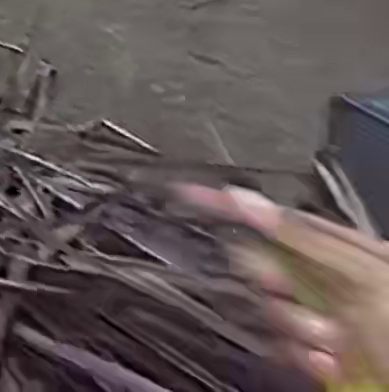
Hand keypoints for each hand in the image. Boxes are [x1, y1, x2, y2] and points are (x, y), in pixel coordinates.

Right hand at [176, 183, 388, 382]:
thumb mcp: (367, 280)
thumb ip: (301, 236)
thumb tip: (235, 195)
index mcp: (361, 259)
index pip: (279, 217)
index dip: (232, 206)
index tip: (182, 191)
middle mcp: (342, 287)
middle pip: (263, 261)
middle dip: (266, 276)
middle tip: (279, 286)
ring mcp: (331, 322)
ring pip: (265, 302)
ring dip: (286, 319)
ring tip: (322, 337)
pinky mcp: (317, 355)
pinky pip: (276, 341)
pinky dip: (294, 351)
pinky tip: (321, 358)